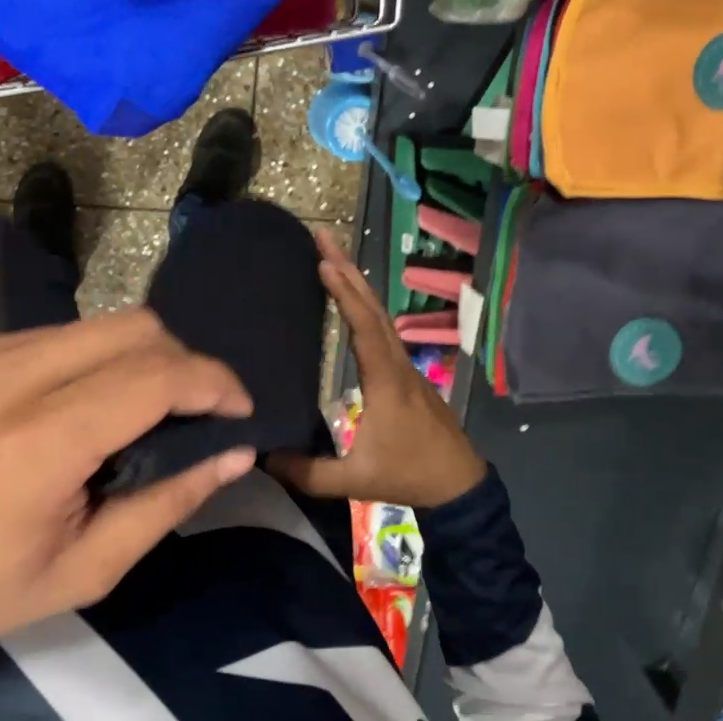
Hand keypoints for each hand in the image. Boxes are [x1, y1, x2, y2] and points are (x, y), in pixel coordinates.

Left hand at [0, 310, 256, 669]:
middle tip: (201, 407)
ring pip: (98, 324)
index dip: (211, 381)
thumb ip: (165, 503)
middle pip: (132, 329)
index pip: (150, 379)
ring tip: (147, 407)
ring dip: (140, 357)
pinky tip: (89, 401)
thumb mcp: (82, 571)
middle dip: (184, 360)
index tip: (241, 406)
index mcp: (32, 448)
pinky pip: (57, 334)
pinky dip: (94, 359)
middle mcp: (4, 379)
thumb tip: (234, 451)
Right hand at [266, 230, 485, 509]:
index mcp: (385, 382)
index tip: (324, 264)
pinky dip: (363, 302)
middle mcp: (396, 363)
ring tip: (331, 254)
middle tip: (322, 237)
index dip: (345, 296)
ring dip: (356, 281)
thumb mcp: (355, 482)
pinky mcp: (405, 370)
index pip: (365, 329)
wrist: (459, 485)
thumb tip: (263, 455)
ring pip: (380, 313)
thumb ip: (309, 473)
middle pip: (373, 307)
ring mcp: (404, 364)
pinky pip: (382, 326)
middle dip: (348, 269)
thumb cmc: (408, 475)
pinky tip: (350, 296)